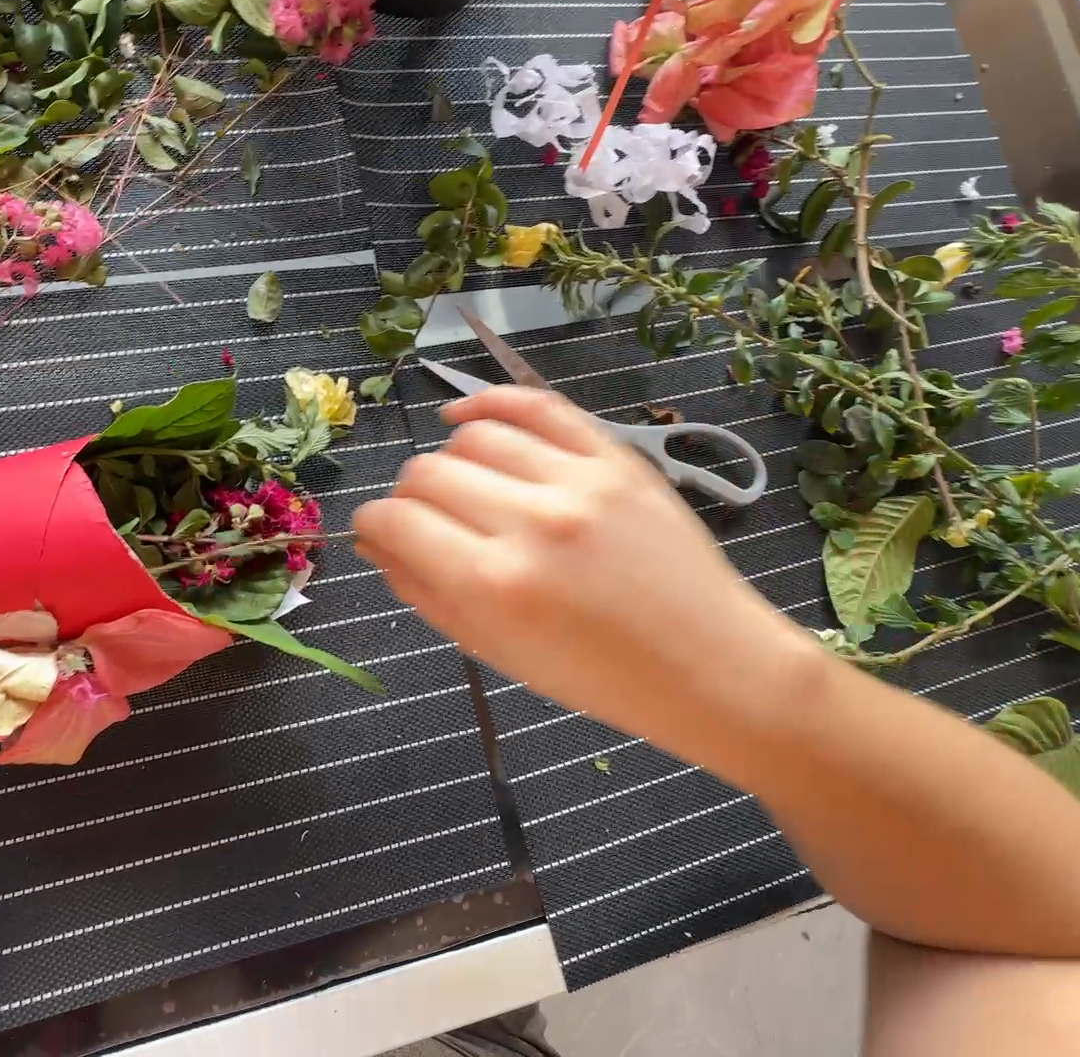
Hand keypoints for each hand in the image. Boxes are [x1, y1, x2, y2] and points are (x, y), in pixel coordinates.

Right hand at [353, 387, 820, 739]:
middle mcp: (530, 521)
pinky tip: (463, 418)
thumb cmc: (592, 676)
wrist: (709, 666)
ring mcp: (578, 481)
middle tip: (422, 521)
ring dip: (447, 460)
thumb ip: (422, 591)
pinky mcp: (616, 458)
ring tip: (460, 487)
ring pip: (473, 437)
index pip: (396, 520)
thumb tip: (374, 542)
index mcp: (493, 584)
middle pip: (426, 473)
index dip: (371, 523)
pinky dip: (489, 403)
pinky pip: (537, 405)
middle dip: (406, 497)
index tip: (375, 531)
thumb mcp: (492, 650)